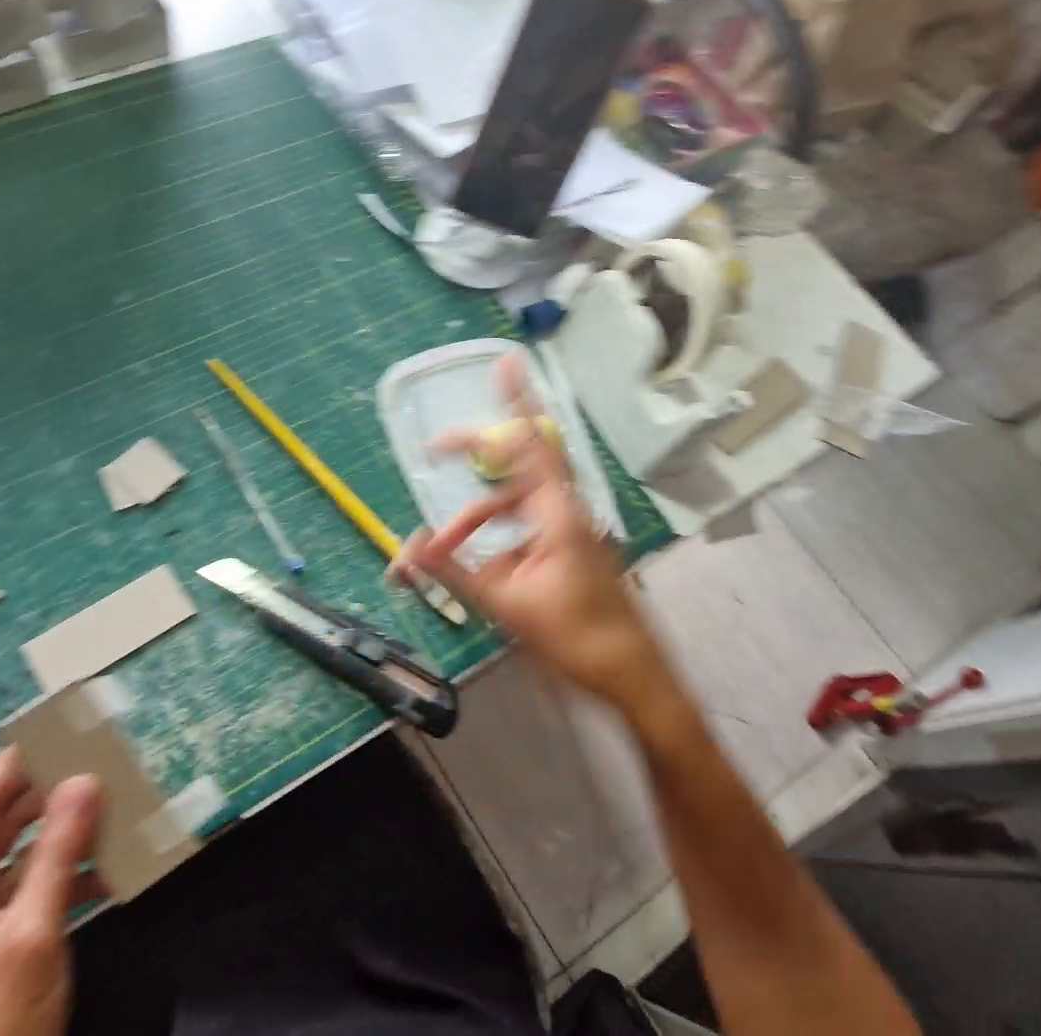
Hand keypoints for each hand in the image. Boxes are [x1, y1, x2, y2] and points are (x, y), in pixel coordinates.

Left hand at [0, 750, 103, 1035]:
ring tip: (111, 801)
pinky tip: (110, 859)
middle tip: (94, 760)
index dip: (13, 770)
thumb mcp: (33, 933)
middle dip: (48, 799)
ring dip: (66, 836)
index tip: (52, 731)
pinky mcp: (4, 937)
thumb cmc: (1, 1018)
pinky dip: (71, 874)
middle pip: (1, 830)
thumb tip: (83, 784)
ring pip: (24, 857)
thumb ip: (58, 854)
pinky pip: (37, 888)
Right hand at [394, 355, 673, 713]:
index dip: (517, 400)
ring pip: (514, 507)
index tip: (504, 364)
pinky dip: (496, 542)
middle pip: (513, 470)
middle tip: (435, 451)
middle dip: (472, 465)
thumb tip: (409, 547)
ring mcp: (571, 532)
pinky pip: (525, 531)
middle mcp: (567, 512)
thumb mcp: (506, 605)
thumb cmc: (576, 640)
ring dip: (476, 523)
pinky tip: (478, 570)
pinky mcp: (571, 552)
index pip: (531, 442)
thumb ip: (455, 570)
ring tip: (441, 553)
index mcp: (559, 513)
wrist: (632, 676)